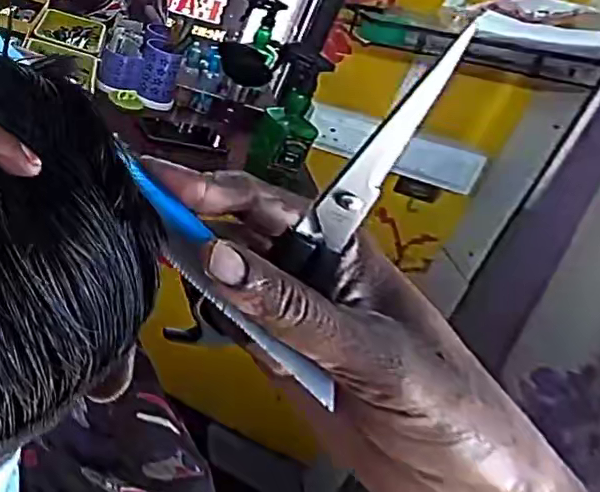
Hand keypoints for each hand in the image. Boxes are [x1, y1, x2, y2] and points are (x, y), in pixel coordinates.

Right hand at [140, 159, 582, 491]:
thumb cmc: (464, 418)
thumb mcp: (379, 356)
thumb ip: (296, 310)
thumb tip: (219, 261)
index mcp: (341, 249)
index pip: (264, 200)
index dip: (209, 186)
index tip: (161, 181)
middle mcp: (305, 269)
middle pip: (230, 223)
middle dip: (184, 210)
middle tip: (136, 199)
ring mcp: (285, 307)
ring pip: (219, 266)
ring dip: (187, 257)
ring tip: (148, 239)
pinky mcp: (271, 345)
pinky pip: (223, 313)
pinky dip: (203, 306)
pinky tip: (191, 298)